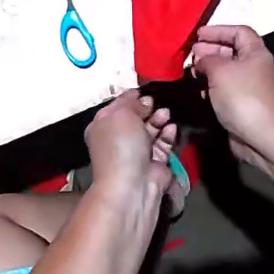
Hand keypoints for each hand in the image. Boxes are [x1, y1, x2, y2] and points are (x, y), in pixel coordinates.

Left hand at [84, 91, 176, 209]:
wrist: (132, 182)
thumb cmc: (121, 145)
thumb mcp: (121, 114)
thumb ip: (132, 102)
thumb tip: (143, 100)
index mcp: (102, 126)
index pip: (118, 106)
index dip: (132, 97)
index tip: (145, 90)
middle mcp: (118, 138)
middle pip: (137, 117)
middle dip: (148, 108)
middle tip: (156, 103)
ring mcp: (137, 151)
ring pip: (152, 128)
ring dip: (160, 119)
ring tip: (166, 115)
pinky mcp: (154, 161)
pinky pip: (163, 143)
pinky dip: (168, 134)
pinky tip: (171, 128)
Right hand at [189, 25, 273, 153]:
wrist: (263, 135)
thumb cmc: (242, 96)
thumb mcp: (220, 70)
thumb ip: (207, 59)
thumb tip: (201, 61)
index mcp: (256, 52)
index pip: (238, 32)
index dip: (218, 30)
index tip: (198, 35)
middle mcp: (256, 67)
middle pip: (231, 51)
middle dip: (210, 50)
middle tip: (190, 55)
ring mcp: (251, 87)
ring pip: (227, 72)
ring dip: (209, 70)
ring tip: (191, 72)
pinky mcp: (244, 105)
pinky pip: (226, 90)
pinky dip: (212, 88)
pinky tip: (199, 91)